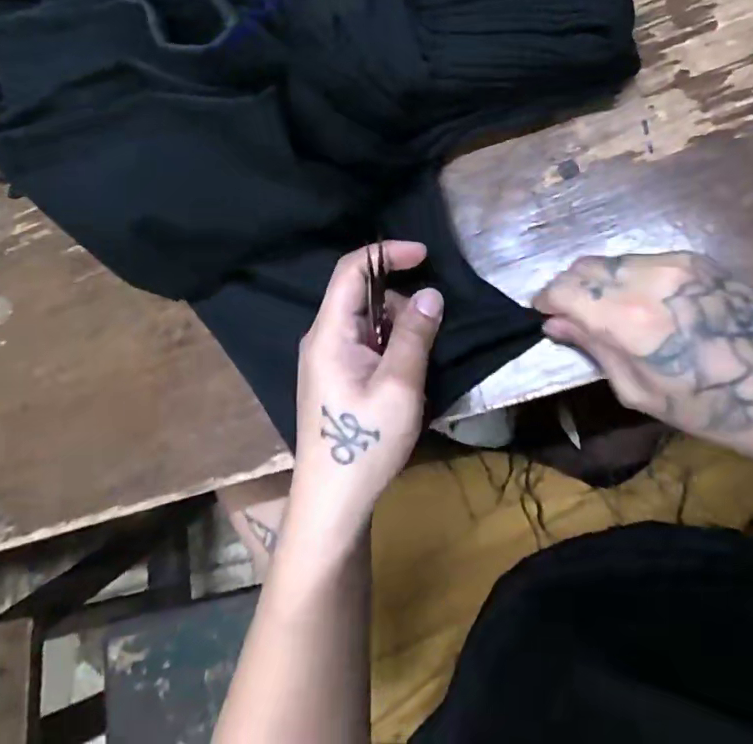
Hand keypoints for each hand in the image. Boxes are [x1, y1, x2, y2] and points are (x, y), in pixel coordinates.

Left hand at [285, 242, 442, 546]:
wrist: (333, 498)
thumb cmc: (365, 442)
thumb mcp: (400, 386)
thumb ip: (415, 335)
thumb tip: (430, 293)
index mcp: (329, 333)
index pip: (351, 270)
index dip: (386, 254)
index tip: (424, 256)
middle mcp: (322, 338)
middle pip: (359, 295)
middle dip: (399, 299)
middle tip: (430, 331)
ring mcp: (326, 359)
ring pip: (366, 321)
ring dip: (398, 327)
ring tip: (419, 364)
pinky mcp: (335, 377)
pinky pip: (364, 343)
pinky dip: (389, 346)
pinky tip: (406, 375)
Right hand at [533, 252, 752, 475]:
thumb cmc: (710, 408)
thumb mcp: (639, 391)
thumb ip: (593, 348)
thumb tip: (554, 324)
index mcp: (630, 321)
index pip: (563, 290)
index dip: (546, 301)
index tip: (545, 315)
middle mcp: (647, 280)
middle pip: (582, 268)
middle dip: (570, 290)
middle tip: (574, 317)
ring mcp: (675, 264)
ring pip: (610, 260)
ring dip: (598, 282)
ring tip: (612, 313)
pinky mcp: (696, 259)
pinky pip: (641, 259)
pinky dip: (628, 277)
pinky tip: (646, 305)